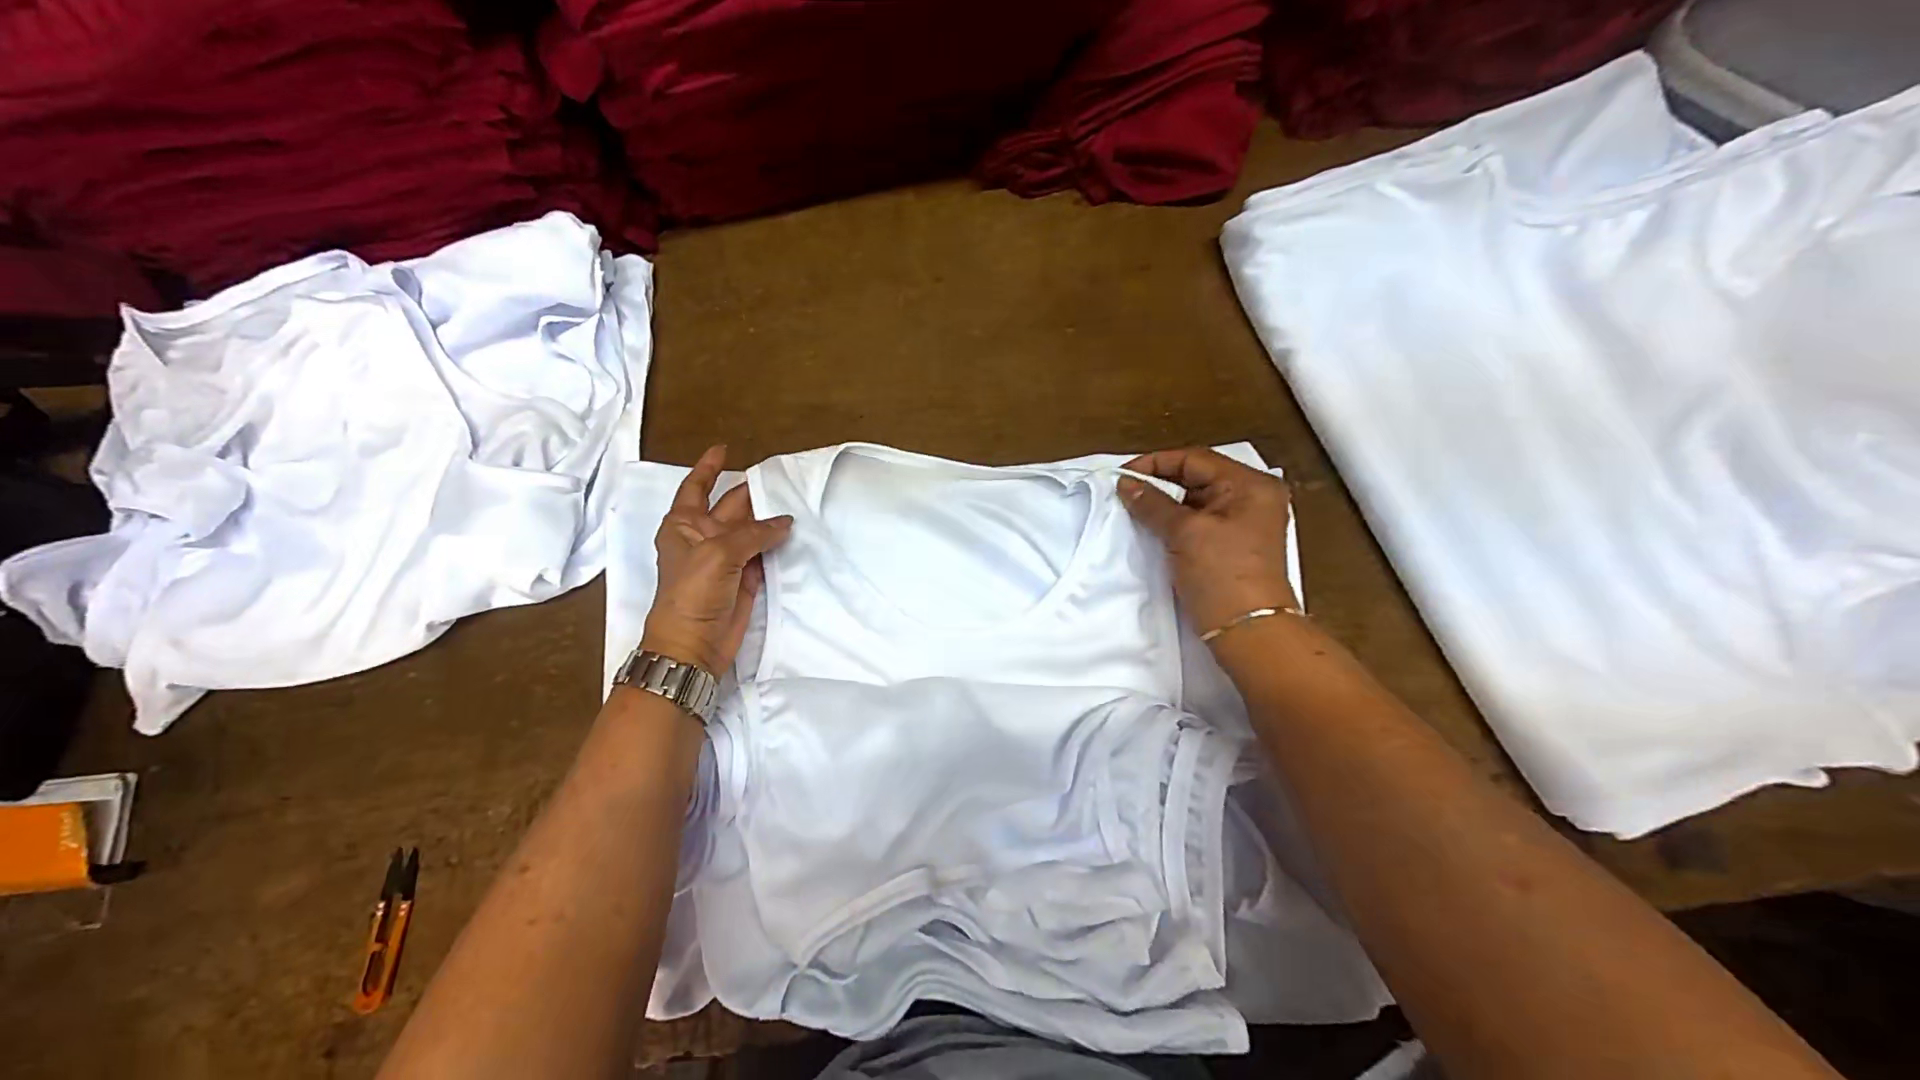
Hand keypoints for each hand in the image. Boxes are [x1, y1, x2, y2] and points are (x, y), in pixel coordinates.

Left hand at [641, 445, 792, 674]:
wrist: (694, 643)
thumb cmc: (692, 592)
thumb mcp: (719, 553)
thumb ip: (754, 533)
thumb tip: (785, 522)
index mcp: (684, 525)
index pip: (696, 488)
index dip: (708, 468)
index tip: (723, 449)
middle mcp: (704, 537)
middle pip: (730, 506)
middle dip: (751, 492)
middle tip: (780, 477)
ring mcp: (727, 559)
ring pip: (751, 530)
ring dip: (768, 518)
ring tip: (794, 500)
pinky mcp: (746, 578)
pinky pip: (764, 553)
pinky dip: (778, 544)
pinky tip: (794, 533)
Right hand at [1117, 447, 1300, 638]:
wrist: (1249, 632)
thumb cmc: (1222, 576)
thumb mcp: (1185, 533)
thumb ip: (1153, 504)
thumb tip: (1127, 484)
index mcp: (1251, 485)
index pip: (1195, 459)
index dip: (1156, 463)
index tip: (1122, 475)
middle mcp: (1253, 498)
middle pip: (1198, 477)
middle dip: (1160, 483)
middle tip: (1125, 492)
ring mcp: (1246, 523)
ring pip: (1197, 501)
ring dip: (1166, 505)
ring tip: (1134, 510)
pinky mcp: (1235, 545)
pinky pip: (1201, 522)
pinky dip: (1177, 523)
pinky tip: (1153, 529)